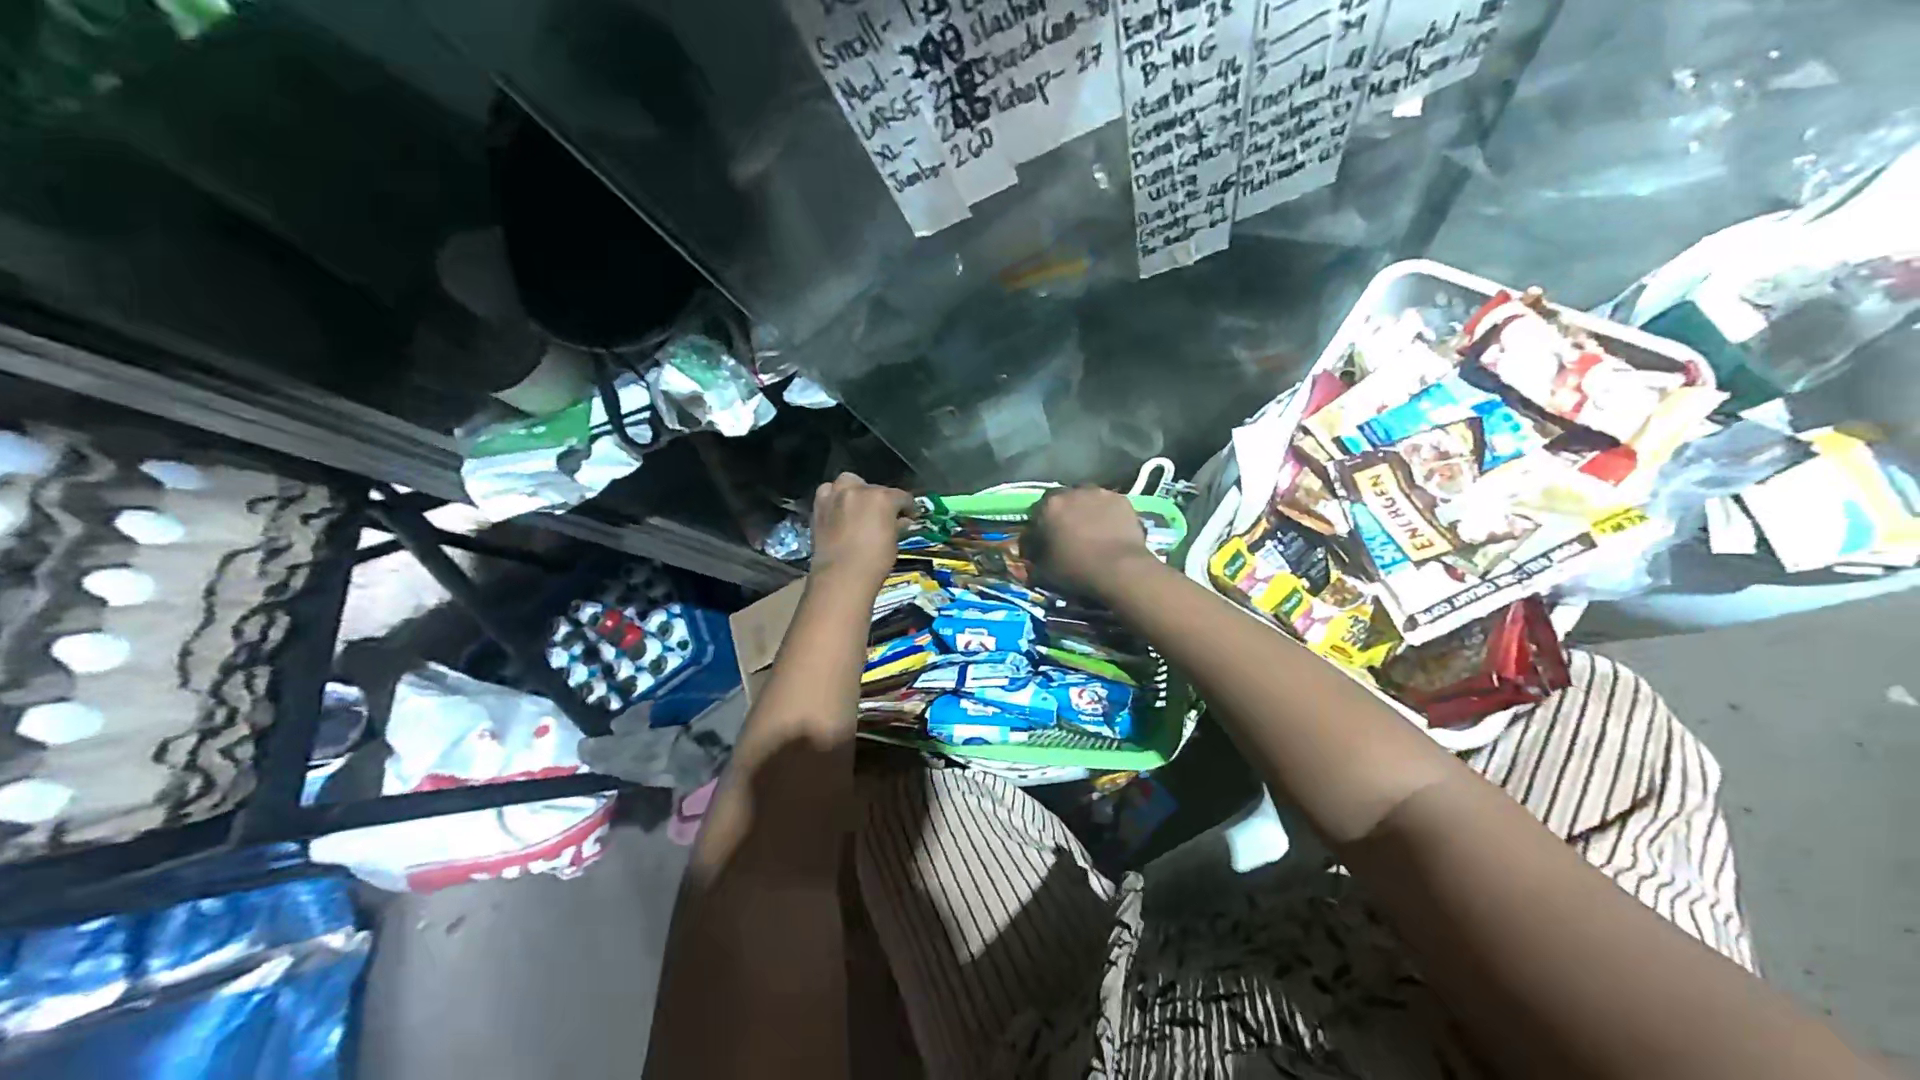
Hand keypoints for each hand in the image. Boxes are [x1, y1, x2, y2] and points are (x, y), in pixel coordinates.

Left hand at [809, 472, 910, 587]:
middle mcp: (858, 490)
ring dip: (855, 492)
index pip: (901, 496)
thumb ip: (896, 525)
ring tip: (859, 507)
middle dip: (881, 499)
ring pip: (848, 483)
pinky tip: (840, 511)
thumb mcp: (893, 542)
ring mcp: (835, 496)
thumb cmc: (875, 561)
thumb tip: (901, 521)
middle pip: (874, 488)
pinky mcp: (819, 506)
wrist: (840, 576)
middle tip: (883, 515)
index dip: (907, 507)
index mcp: (882, 497)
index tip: (910, 516)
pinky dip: (835, 499)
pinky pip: (828, 493)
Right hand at [1026, 486, 1155, 596]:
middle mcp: (1072, 491)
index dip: (1041, 524)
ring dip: (1086, 510)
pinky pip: (1108, 505)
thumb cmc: (1075, 570)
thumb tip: (1032, 548)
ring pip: (1088, 499)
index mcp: (1049, 505)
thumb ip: (1034, 553)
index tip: (1045, 538)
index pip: (1037, 510)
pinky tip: (1111, 530)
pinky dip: (1107, 514)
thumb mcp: (1042, 568)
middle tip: (1070, 533)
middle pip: (1064, 499)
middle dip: (1065, 513)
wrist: (1119, 570)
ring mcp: (1100, 493)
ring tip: (1092, 531)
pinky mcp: (1122, 500)